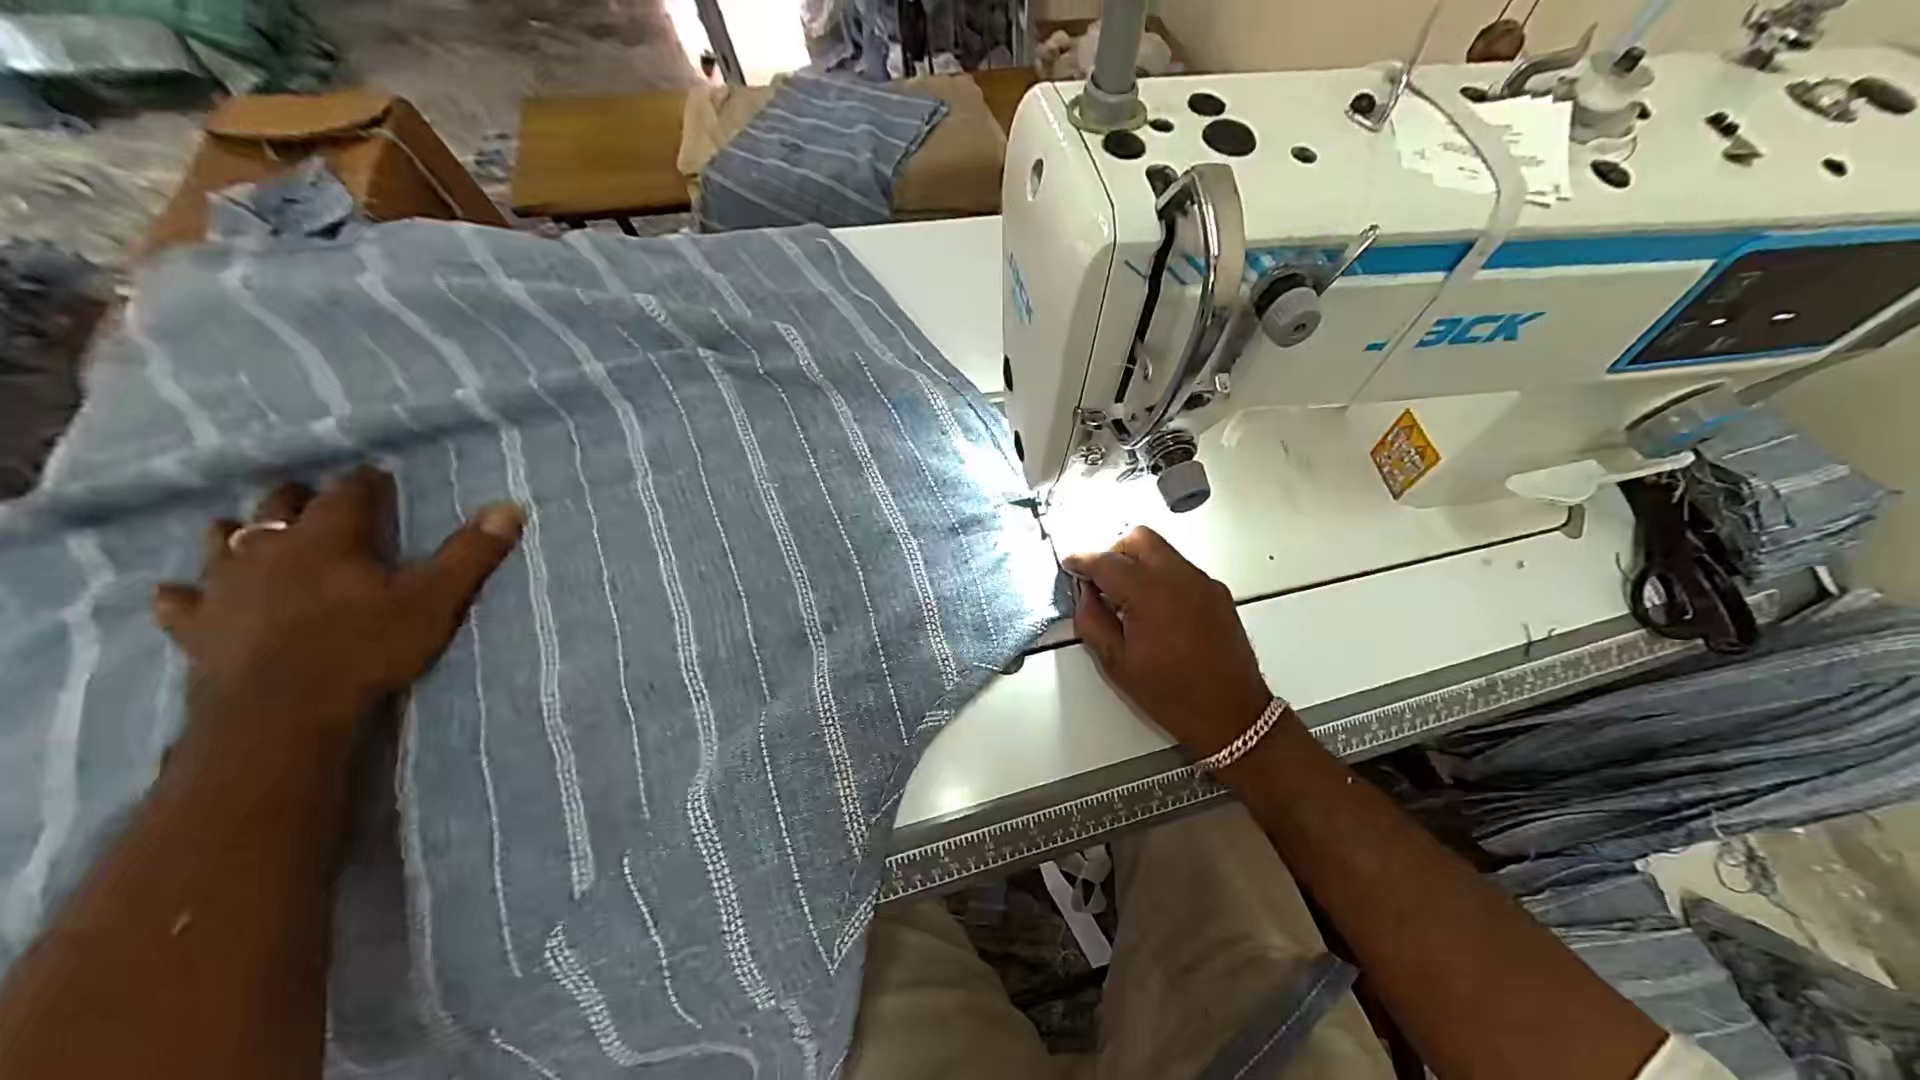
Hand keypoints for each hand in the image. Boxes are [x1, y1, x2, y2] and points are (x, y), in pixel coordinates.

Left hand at [151, 466, 523, 737]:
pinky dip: (184, 594)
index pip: (348, 492)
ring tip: (250, 533)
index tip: (378, 477)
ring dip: (237, 533)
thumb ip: (471, 554)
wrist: (282, 713)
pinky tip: (182, 593)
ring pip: (222, 542)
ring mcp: (226, 587)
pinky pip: (180, 602)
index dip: (366, 482)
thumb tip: (510, 507)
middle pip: (280, 506)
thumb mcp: (435, 600)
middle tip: (318, 498)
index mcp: (328, 537)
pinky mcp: (198, 627)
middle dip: (301, 497)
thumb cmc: (365, 648)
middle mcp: (269, 549)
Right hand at [1063, 527, 1273, 756]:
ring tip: (1127, 600)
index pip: (1106, 561)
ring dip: (1138, 564)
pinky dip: (1161, 577)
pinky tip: (1154, 611)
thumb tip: (1084, 596)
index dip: (1082, 560)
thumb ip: (1092, 620)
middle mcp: (1180, 578)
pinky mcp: (1217, 593)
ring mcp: (1203, 583)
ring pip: (1162, 551)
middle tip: (1100, 582)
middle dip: (1113, 553)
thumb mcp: (1117, 663)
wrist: (1232, 715)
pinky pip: (1181, 569)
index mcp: (1150, 593)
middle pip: (1138, 539)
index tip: (1071, 565)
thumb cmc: (1174, 695)